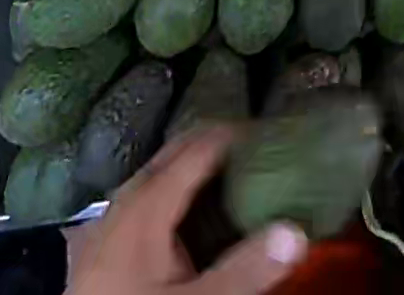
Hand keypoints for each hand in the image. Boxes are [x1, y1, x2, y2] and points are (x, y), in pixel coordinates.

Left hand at [67, 127, 306, 294]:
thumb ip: (245, 270)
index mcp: (148, 200)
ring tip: (235, 172)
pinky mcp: (105, 241)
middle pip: (179, 149)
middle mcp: (127, 196)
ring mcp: (111, 217)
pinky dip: (179, 187)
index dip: (238, 134)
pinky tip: (195, 209)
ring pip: (162, 170)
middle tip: (259, 149)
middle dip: (218, 143)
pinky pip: (149, 193)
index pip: (201, 145)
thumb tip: (297, 232)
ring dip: (198, 165)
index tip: (272, 133)